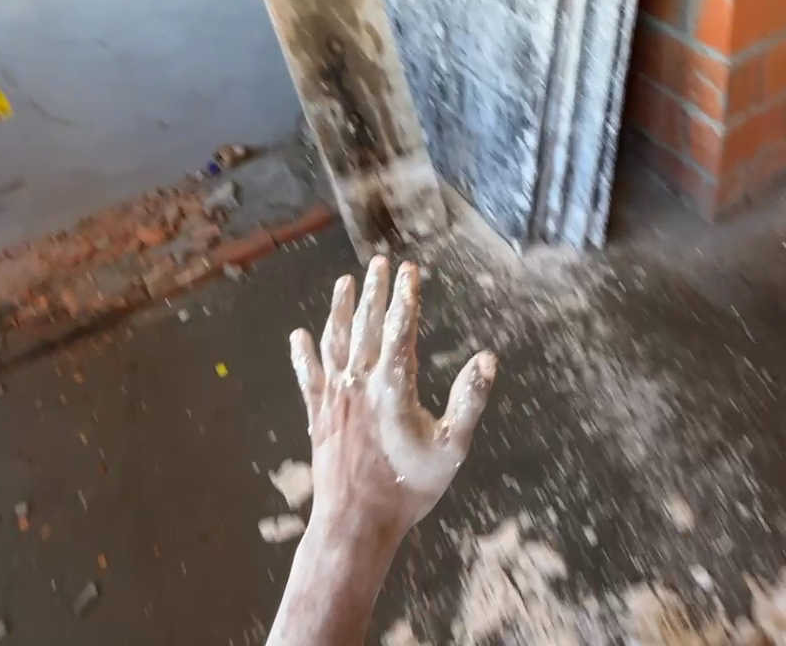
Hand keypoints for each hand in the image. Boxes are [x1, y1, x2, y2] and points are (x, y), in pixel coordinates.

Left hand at [289, 257, 496, 539]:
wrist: (355, 525)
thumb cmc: (408, 488)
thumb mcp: (452, 447)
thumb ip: (469, 399)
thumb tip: (487, 358)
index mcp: (393, 385)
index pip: (401, 327)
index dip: (407, 295)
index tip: (410, 269)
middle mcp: (360, 382)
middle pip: (366, 324)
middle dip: (375, 291)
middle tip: (379, 262)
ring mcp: (335, 397)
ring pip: (335, 341)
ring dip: (339, 309)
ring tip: (344, 282)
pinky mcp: (318, 416)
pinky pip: (308, 377)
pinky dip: (303, 355)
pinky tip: (298, 337)